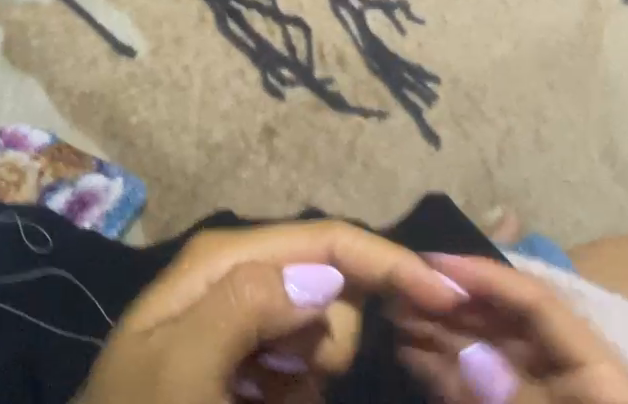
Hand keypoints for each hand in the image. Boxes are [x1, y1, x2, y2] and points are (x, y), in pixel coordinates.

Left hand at [74, 221, 470, 403]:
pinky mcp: (250, 355)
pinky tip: (260, 400)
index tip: (447, 297)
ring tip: (261, 397)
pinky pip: (307, 363)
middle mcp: (240, 272)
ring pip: (325, 329)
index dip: (389, 260)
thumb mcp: (180, 370)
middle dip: (332, 339)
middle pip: (332, 282)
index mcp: (225, 259)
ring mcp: (245, 314)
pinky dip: (299, 386)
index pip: (325, 239)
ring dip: (311, 371)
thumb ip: (247, 308)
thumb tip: (322, 275)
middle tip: (280, 384)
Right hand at [393, 254, 627, 403]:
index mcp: (600, 373)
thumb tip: (471, 354)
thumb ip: (518, 401)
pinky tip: (414, 358)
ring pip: (493, 355)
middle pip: (510, 325)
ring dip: (444, 334)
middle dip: (455, 303)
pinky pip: (488, 390)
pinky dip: (451, 375)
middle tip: (398, 287)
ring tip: (395, 315)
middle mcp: (576, 377)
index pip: (538, 304)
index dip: (485, 277)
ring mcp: (551, 399)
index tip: (431, 262)